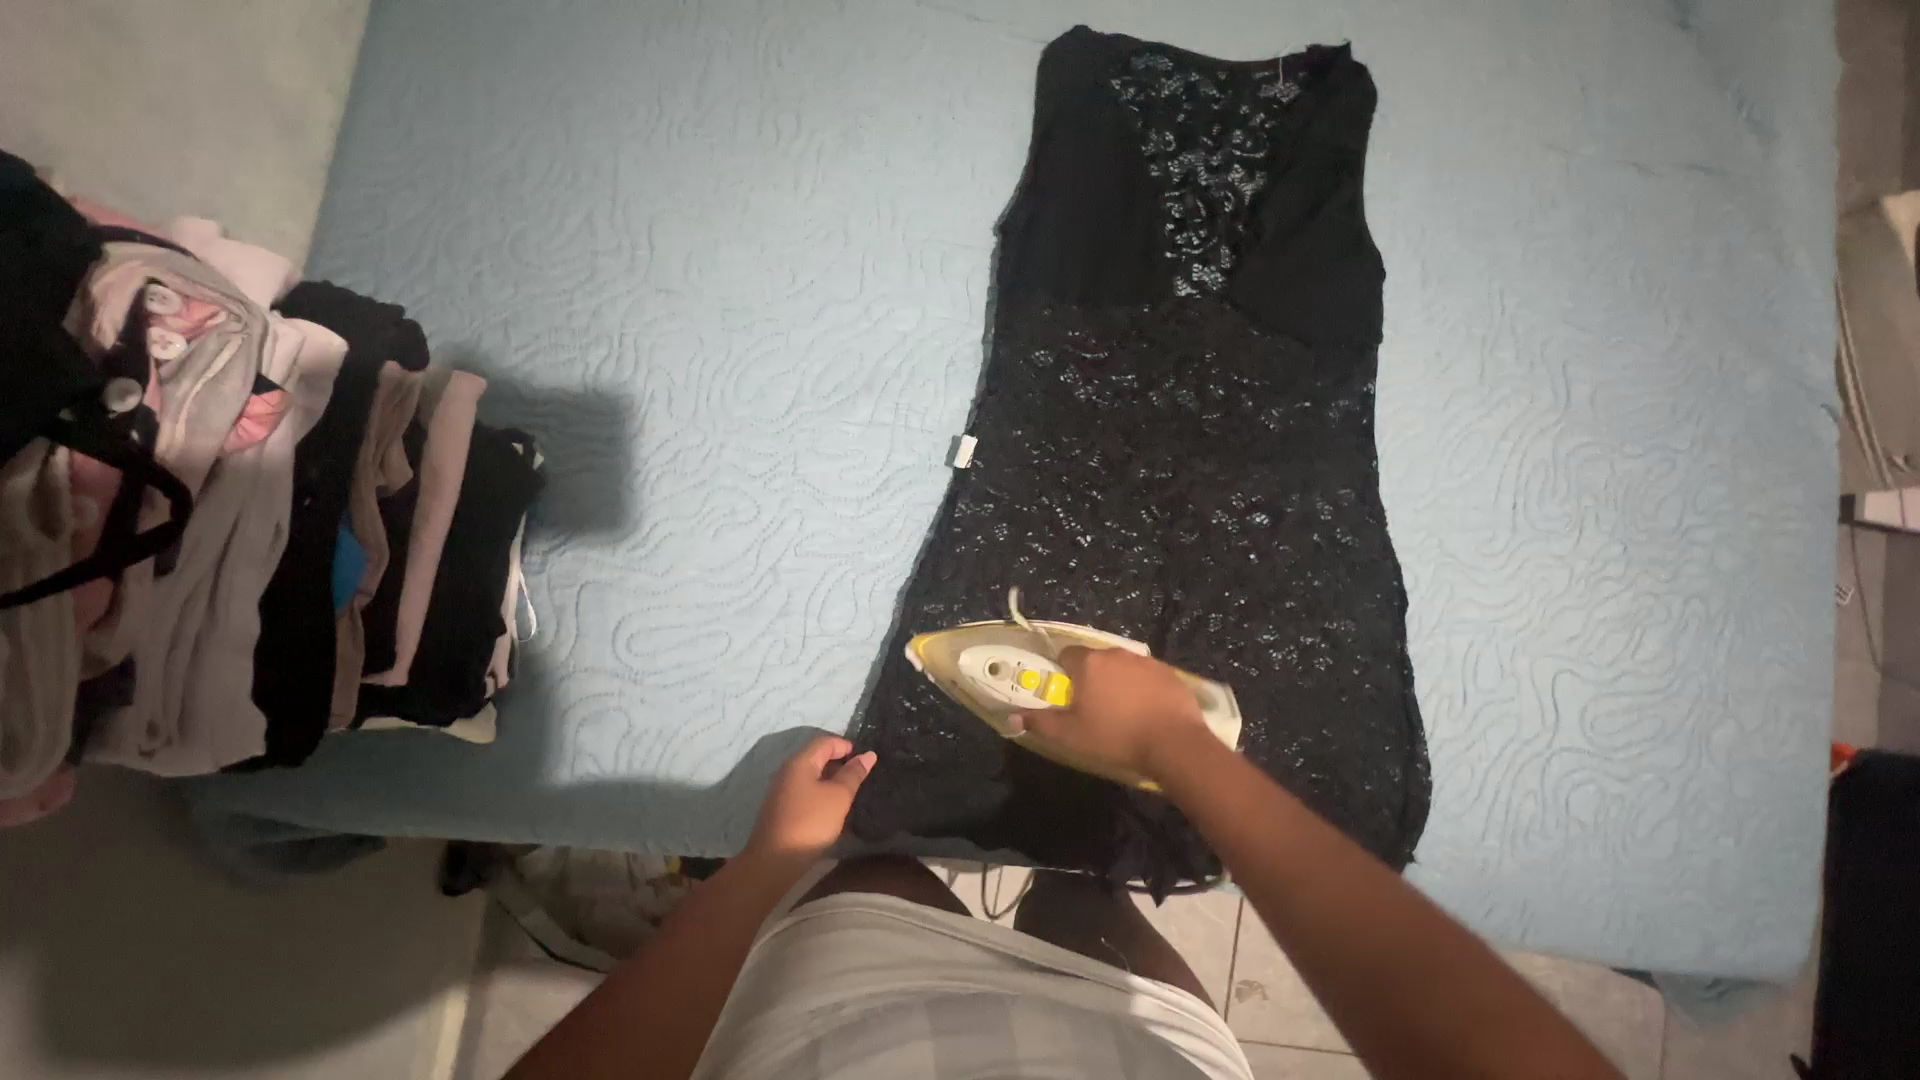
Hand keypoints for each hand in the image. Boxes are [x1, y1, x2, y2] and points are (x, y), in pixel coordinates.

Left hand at [746, 734, 875, 859]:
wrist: (774, 862)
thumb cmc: (810, 823)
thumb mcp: (838, 797)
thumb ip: (853, 774)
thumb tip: (868, 754)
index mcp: (800, 762)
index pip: (825, 741)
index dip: (846, 746)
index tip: (865, 760)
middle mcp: (788, 771)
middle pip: (817, 757)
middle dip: (840, 763)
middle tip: (861, 777)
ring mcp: (782, 791)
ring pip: (812, 776)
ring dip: (832, 781)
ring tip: (851, 794)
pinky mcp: (782, 810)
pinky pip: (806, 792)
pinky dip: (822, 795)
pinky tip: (833, 811)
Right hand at [1009, 646, 1209, 781]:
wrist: (1174, 744)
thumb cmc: (1116, 737)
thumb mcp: (1071, 735)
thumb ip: (1040, 721)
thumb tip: (1012, 715)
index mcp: (1089, 663)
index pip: (1066, 656)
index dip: (1063, 674)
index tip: (1068, 696)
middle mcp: (1116, 653)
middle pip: (1095, 660)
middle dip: (1091, 679)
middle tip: (1093, 709)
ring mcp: (1145, 661)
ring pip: (1122, 667)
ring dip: (1118, 682)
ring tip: (1123, 712)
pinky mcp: (1169, 672)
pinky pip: (1147, 676)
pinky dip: (1143, 688)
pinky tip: (1147, 712)